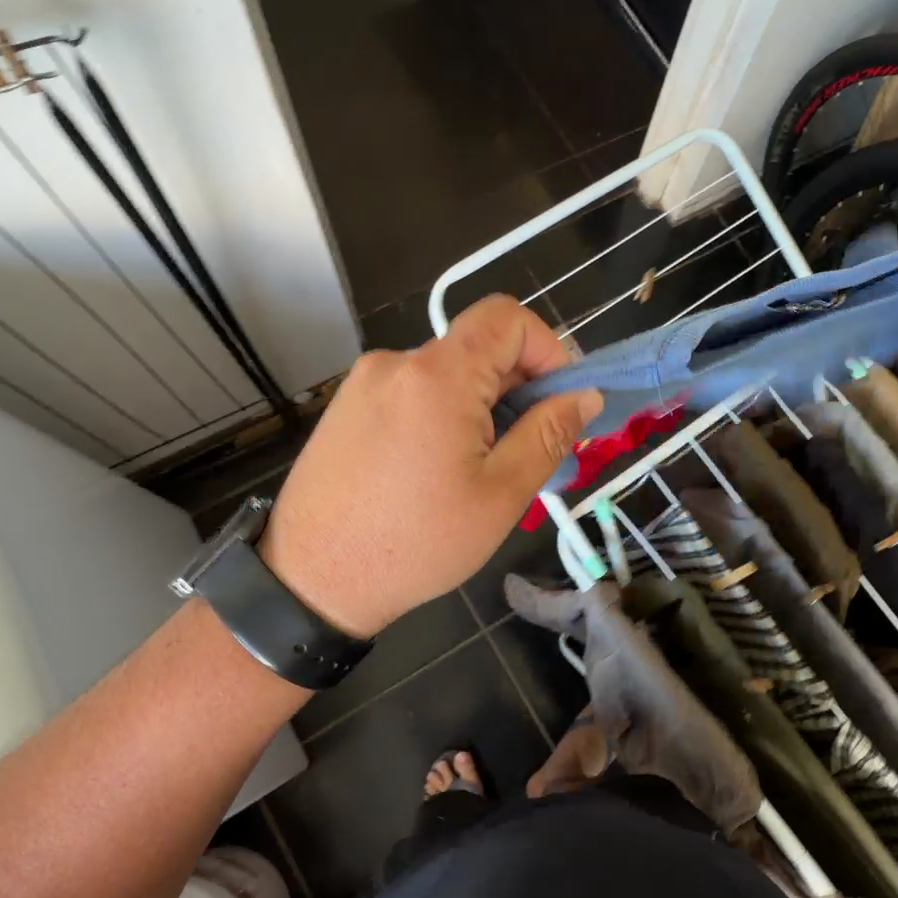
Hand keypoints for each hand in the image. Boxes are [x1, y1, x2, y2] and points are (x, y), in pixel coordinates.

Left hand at [258, 297, 603, 637]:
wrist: (311, 581)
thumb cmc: (416, 544)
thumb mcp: (500, 495)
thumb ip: (548, 434)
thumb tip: (586, 396)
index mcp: (437, 376)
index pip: (507, 317)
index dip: (547, 349)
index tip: (557, 403)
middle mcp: (396, 363)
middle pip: (477, 348)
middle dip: (517, 389)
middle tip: (525, 453)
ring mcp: (364, 383)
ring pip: (446, 375)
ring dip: (479, 408)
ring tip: (477, 473)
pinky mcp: (346, 407)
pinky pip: (412, 394)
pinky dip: (441, 417)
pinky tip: (434, 473)